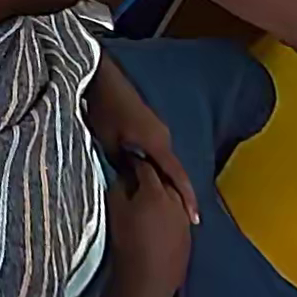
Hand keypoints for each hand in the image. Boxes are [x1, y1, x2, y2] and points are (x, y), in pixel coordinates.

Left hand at [89, 58, 197, 224]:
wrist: (101, 77)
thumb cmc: (104, 109)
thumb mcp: (109, 140)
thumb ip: (123, 164)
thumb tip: (133, 182)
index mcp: (157, 143)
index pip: (177, 175)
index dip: (187, 197)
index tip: (195, 219)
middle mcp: (164, 136)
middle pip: (174, 168)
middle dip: (177, 190)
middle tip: (177, 212)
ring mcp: (157, 126)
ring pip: (165, 157)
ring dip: (165, 174)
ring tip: (166, 196)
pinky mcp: (149, 121)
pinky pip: (158, 147)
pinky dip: (157, 161)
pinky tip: (150, 170)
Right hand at [101, 158, 189, 296]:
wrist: (148, 279)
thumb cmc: (127, 238)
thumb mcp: (115, 206)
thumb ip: (120, 185)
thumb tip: (124, 175)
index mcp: (156, 192)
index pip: (146, 167)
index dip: (135, 160)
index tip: (125, 156)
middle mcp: (176, 203)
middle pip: (166, 180)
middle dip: (153, 173)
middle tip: (137, 171)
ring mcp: (185, 221)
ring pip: (176, 197)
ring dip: (163, 191)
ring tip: (148, 192)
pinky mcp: (189, 237)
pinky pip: (180, 214)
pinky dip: (170, 208)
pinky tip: (159, 213)